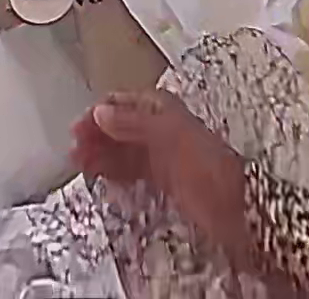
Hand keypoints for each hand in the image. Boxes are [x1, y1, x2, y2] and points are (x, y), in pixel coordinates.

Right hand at [72, 90, 253, 265]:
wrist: (237, 206)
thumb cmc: (204, 165)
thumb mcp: (168, 138)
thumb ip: (134, 123)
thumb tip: (100, 112)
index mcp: (162, 108)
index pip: (123, 102)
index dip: (99, 113)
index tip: (76, 128)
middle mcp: (161, 126)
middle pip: (122, 125)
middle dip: (97, 134)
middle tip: (72, 151)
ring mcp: (163, 152)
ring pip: (125, 148)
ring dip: (102, 154)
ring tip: (78, 166)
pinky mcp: (165, 178)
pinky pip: (133, 169)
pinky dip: (116, 171)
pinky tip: (101, 178)